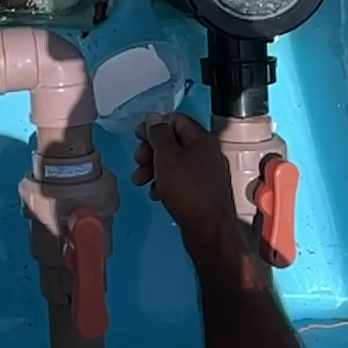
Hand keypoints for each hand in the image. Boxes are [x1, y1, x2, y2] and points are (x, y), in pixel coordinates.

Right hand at [132, 112, 246, 262]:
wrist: (209, 229)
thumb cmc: (186, 190)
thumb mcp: (166, 157)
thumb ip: (158, 134)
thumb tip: (154, 117)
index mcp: (201, 138)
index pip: (175, 119)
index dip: (154, 125)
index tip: (138, 138)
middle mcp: (206, 151)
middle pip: (173, 141)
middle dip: (151, 150)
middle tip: (138, 162)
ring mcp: (206, 172)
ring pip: (174, 161)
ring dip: (154, 168)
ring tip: (140, 182)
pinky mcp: (203, 190)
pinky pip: (180, 179)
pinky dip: (165, 183)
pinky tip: (156, 194)